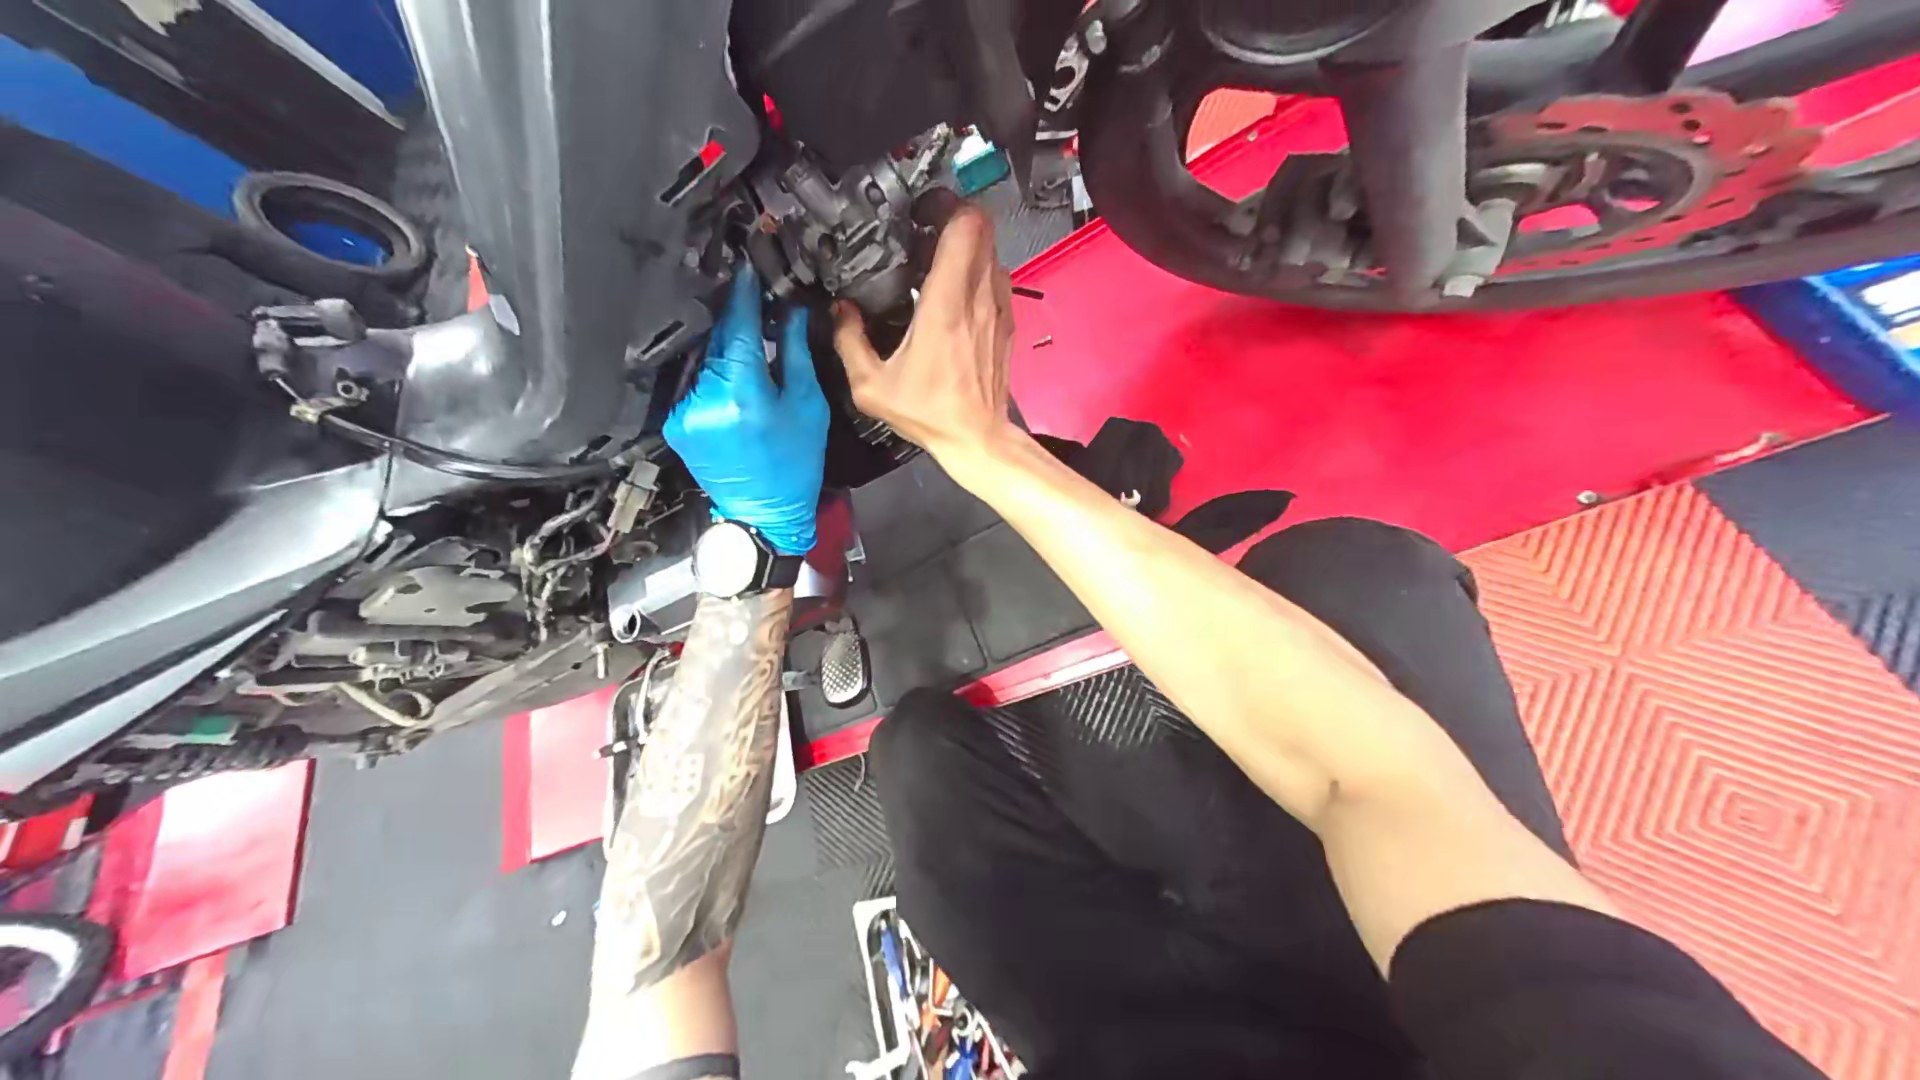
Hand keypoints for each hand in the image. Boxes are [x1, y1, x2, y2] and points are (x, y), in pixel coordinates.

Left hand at [665, 264, 829, 555]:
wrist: (766, 512)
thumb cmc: (795, 465)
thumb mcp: (808, 407)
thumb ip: (797, 353)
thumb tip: (792, 312)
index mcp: (741, 393)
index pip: (737, 326)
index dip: (744, 294)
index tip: (749, 266)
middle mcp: (704, 399)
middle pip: (717, 340)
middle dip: (738, 321)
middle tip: (760, 304)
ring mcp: (684, 412)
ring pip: (704, 359)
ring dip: (725, 347)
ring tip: (751, 343)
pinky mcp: (677, 423)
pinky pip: (695, 381)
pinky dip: (714, 372)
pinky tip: (734, 375)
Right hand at [831, 202, 1017, 466]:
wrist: (977, 437)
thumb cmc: (932, 414)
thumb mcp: (872, 386)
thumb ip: (850, 342)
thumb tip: (841, 313)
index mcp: (946, 306)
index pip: (965, 226)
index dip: (945, 204)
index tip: (921, 211)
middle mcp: (978, 300)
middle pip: (982, 226)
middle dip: (953, 216)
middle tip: (924, 229)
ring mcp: (997, 310)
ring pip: (991, 250)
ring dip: (966, 245)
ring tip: (935, 260)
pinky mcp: (1005, 323)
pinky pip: (996, 278)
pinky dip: (977, 271)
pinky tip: (952, 293)